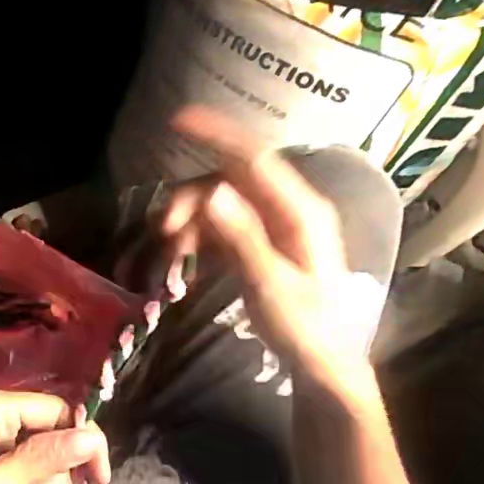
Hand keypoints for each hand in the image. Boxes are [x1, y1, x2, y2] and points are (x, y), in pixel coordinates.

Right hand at [152, 106, 382, 399]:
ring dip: (190, 222)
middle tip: (162, 230)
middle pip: (229, 183)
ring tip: (170, 254)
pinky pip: (220, 228)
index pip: (255, 160)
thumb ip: (242, 237)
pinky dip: (197, 238)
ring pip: (219, 206)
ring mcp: (271, 227)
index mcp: (299, 212)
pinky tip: (181, 260)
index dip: (218, 135)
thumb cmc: (304, 326)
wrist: (321, 362)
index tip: (179, 120)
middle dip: (191, 199)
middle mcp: (285, 211)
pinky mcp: (259, 246)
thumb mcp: (270, 284)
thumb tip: (212, 193)